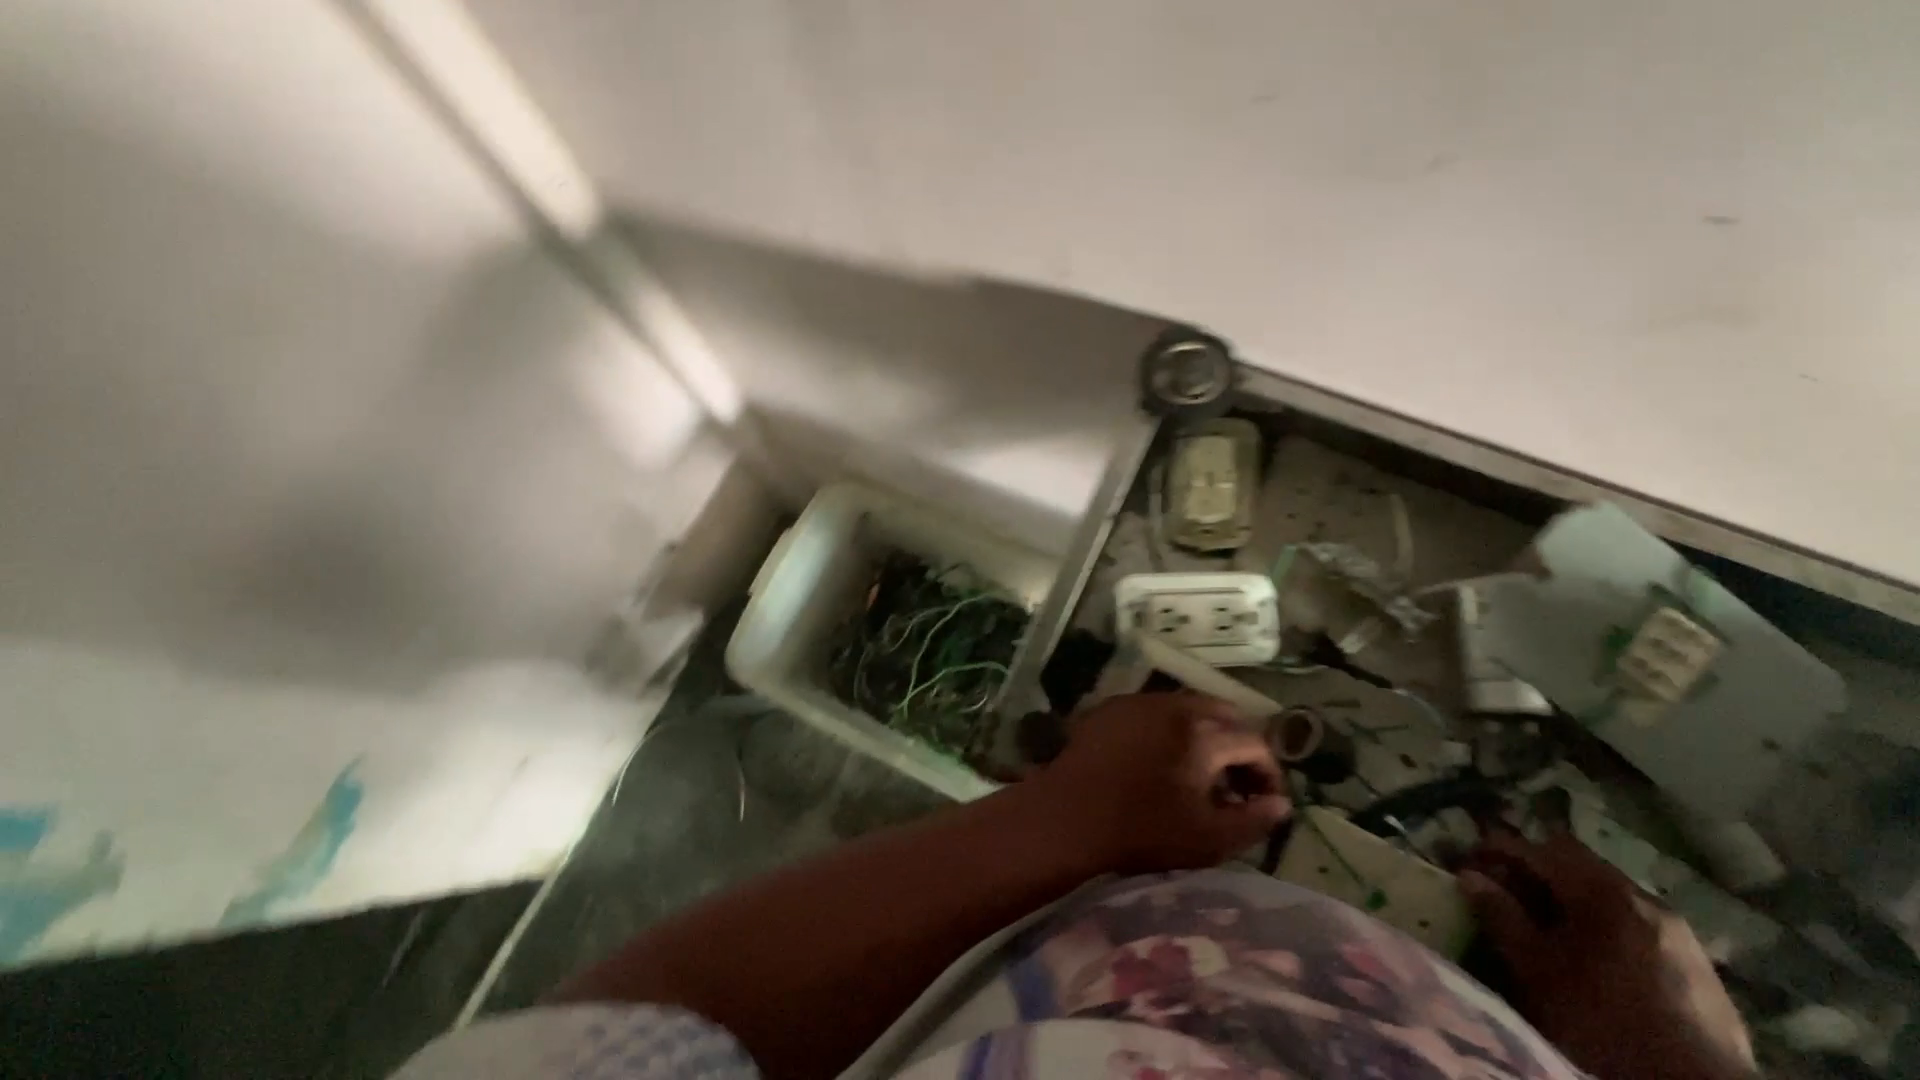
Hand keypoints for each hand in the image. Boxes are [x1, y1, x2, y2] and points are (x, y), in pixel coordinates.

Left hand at [1033, 691, 1290, 873]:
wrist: (1068, 816)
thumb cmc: (1142, 831)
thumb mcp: (1209, 840)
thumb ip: (1254, 821)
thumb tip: (1281, 803)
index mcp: (1204, 734)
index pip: (1254, 742)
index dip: (1268, 773)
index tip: (1264, 801)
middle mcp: (1175, 705)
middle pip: (1224, 715)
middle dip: (1239, 746)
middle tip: (1236, 783)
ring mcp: (1140, 702)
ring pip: (1189, 707)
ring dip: (1206, 734)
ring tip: (1200, 772)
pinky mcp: (1112, 708)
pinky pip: (1155, 710)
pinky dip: (1171, 728)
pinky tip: (1161, 759)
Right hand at [1460, 830, 1756, 1079]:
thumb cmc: (1601, 1021)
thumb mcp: (1536, 969)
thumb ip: (1501, 916)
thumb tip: (1470, 877)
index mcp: (1604, 892)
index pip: (1541, 850)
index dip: (1500, 850)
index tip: (1471, 860)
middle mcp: (1644, 897)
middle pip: (1579, 862)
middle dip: (1537, 869)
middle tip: (1505, 890)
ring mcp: (1677, 929)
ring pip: (1608, 891)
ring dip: (1571, 896)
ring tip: (1545, 925)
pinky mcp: (1695, 961)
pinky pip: (1634, 919)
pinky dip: (1602, 921)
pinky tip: (1591, 954)